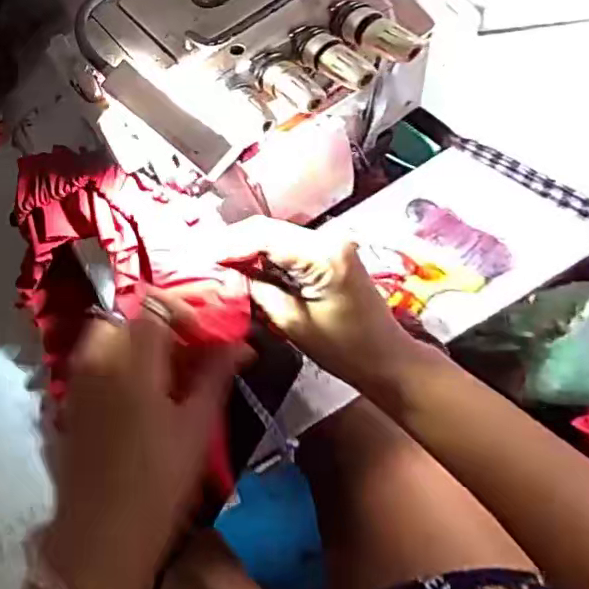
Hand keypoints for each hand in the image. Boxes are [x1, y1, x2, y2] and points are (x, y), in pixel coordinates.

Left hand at [32, 304, 245, 588]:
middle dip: (158, 326)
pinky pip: (93, 358)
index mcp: (131, 358)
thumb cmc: (158, 483)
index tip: (206, 339)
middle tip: (185, 356)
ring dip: (135, 341)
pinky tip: (137, 392)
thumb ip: (216, 375)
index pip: (155, 307)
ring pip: (108, 334)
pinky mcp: (69, 397)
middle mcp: (98, 355)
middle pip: (128, 316)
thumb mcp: (196, 428)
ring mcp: (78, 376)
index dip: (184, 314)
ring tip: (163, 374)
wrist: (100, 536)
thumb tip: (241, 344)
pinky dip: (115, 359)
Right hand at [212, 217, 418, 390]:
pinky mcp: (327, 248)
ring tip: (217, 262)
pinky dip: (262, 252)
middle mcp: (327, 237)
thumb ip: (255, 290)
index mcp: (322, 254)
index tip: (200, 257)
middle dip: (231, 242)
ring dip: (244, 246)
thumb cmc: (345, 350)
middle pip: (266, 228)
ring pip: (272, 233)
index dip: (228, 245)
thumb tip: (224, 272)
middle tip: (202, 259)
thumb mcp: (291, 322)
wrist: (388, 359)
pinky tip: (243, 265)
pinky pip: (285, 243)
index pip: (263, 236)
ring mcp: (329, 240)